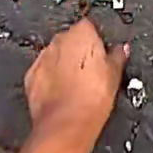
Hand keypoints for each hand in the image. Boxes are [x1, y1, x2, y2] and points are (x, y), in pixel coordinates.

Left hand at [24, 19, 129, 141]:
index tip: (101, 56)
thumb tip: (121, 50)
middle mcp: (61, 39)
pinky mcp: (31, 76)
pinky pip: (43, 72)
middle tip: (90, 73)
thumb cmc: (91, 99)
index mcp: (83, 32)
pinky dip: (49, 80)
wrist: (66, 126)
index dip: (97, 42)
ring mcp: (44, 57)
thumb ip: (117, 56)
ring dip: (63, 65)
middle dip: (79, 53)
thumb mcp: (114, 74)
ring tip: (75, 87)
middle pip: (72, 40)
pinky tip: (60, 94)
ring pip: (56, 55)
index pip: (91, 26)